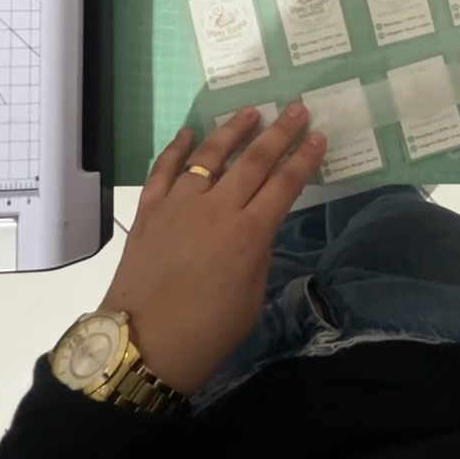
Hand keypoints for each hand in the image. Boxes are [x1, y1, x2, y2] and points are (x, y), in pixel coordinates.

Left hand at [99, 105, 327, 392]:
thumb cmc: (206, 334)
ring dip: (233, 130)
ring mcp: (180, 205)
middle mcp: (216, 209)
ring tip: (250, 112)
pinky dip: (177, 147)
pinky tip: (189, 132)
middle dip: (280, 132)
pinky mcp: (150, 210)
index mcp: (248, 234)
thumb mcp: (251, 296)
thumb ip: (259, 252)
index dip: (304, 158)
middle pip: (255, 160)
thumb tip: (257, 223)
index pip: (285, 184)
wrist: (141, 350)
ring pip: (211, 155)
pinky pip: (165, 169)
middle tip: (297, 109)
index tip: (318, 135)